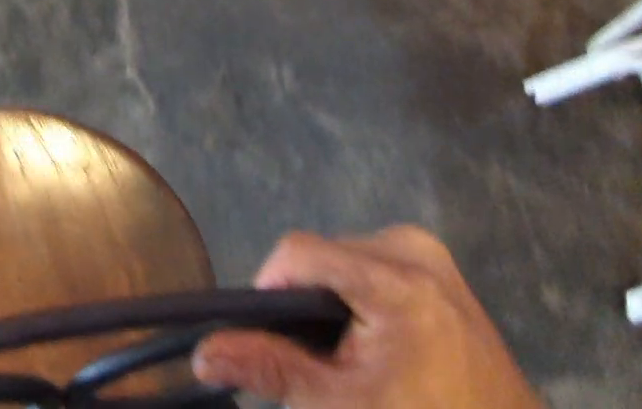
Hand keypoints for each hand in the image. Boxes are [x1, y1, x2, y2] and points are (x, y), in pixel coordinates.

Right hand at [194, 226, 542, 408]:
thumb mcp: (338, 406)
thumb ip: (268, 367)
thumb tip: (202, 352)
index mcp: (398, 277)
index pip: (298, 252)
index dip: (270, 290)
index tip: (271, 339)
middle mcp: (415, 248)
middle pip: (320, 255)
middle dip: (305, 302)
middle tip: (319, 360)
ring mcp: (433, 255)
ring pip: (342, 259)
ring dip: (330, 300)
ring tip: (347, 355)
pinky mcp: (439, 269)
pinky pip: (371, 266)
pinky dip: (358, 298)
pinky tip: (372, 343)